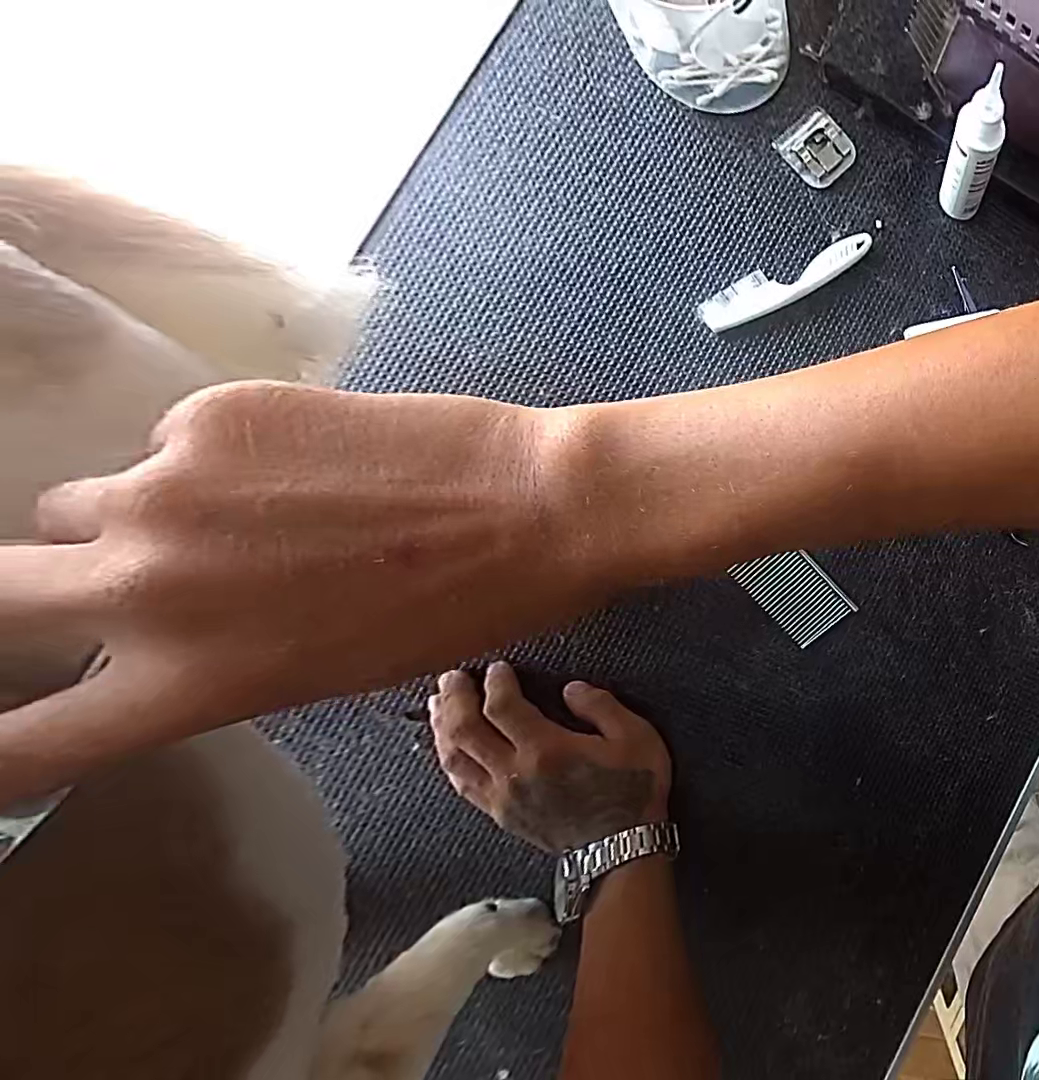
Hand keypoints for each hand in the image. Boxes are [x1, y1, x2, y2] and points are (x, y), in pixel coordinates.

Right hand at [0, 382, 622, 802]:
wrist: (554, 504)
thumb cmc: (490, 598)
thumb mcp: (363, 661)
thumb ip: (250, 654)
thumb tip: (185, 630)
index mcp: (201, 679)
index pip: (13, 748)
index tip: (0, 730)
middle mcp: (148, 590)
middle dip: (35, 592)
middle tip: (118, 580)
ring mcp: (169, 491)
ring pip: (91, 504)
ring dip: (155, 513)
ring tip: (274, 511)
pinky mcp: (216, 416)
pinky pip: (186, 442)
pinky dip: (234, 456)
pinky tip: (331, 459)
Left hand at [428, 662, 670, 852]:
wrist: (621, 845)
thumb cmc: (635, 785)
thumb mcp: (636, 736)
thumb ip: (602, 707)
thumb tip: (571, 689)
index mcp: (546, 749)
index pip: (504, 708)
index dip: (496, 684)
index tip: (497, 667)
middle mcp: (514, 772)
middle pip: (467, 731)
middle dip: (455, 700)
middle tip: (451, 678)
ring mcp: (502, 797)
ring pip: (455, 759)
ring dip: (442, 729)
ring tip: (438, 706)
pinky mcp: (501, 814)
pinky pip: (462, 784)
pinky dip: (449, 760)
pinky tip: (449, 748)